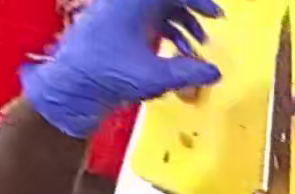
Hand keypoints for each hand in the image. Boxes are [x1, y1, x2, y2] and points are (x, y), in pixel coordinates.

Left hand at [22, 0, 224, 137]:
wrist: (77, 83)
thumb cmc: (115, 74)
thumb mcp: (158, 76)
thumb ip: (189, 72)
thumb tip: (215, 71)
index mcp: (134, 3)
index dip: (197, 1)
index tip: (217, 17)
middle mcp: (126, 2)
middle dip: (191, 11)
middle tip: (210, 29)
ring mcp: (120, 13)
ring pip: (157, 10)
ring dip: (180, 26)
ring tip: (194, 50)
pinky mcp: (116, 27)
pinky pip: (147, 21)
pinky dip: (166, 34)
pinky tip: (177, 55)